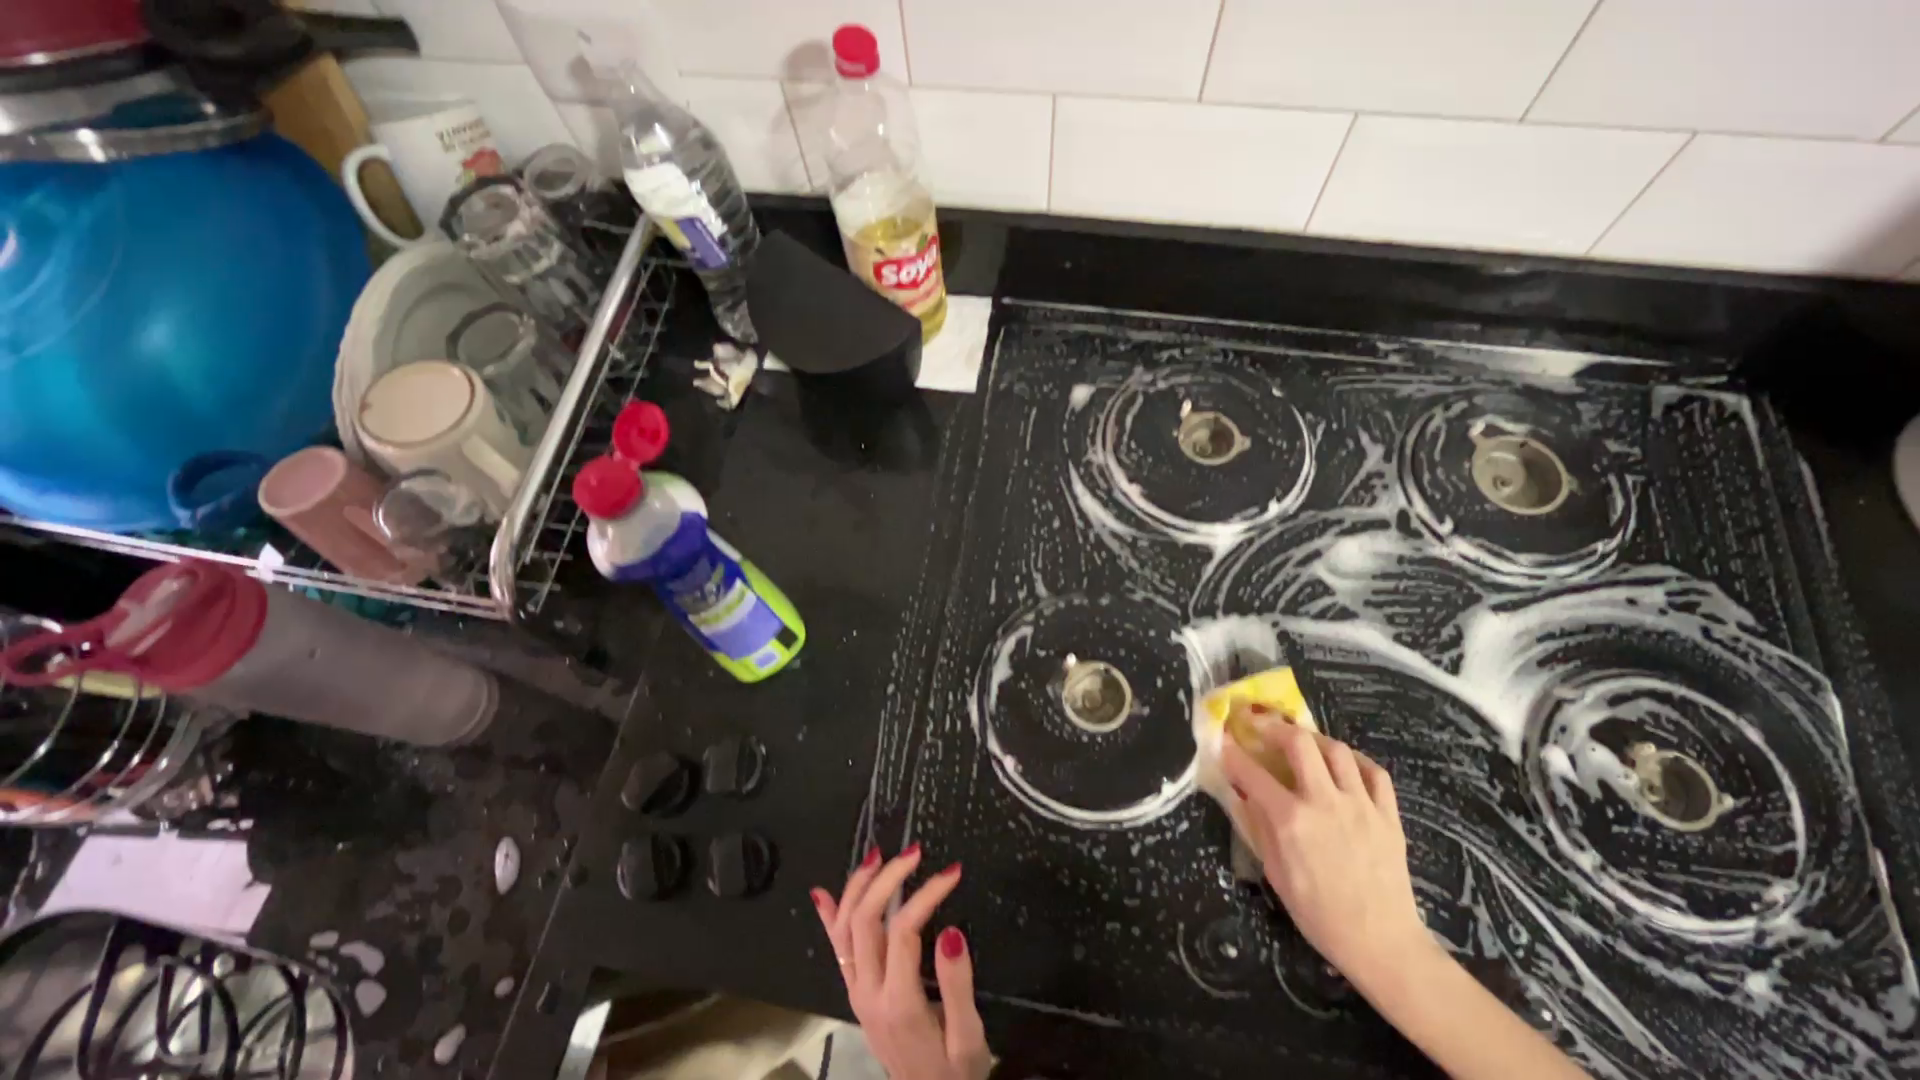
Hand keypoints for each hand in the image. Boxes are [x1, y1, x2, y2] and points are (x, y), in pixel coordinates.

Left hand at [811, 845, 991, 1079]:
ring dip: (859, 887)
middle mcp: (868, 993)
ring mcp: (856, 993)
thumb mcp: (968, 1036)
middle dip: (888, 879)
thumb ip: (958, 985)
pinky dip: (829, 917)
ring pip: (844, 929)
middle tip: (915, 852)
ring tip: (879, 856)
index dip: (926, 894)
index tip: (952, 872)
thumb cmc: (954, 1071)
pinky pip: (836, 949)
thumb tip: (950, 932)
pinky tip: (823, 892)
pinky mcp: (854, 994)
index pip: (903, 931)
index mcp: (899, 1002)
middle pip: (865, 920)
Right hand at [1221, 720, 1436, 989]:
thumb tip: (1245, 795)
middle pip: (1299, 743)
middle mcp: (1324, 802)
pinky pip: (1374, 772)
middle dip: (1275, 728)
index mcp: (1291, 821)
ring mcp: (1361, 805)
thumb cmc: (1318, 913)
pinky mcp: (1388, 815)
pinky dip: (1356, 761)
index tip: (1224, 742)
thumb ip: (1260, 828)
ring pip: (1337, 750)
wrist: (1379, 940)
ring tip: (1303, 743)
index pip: (1252, 773)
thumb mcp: (1275, 873)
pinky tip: (1345, 765)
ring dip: (1315, 740)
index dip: (1233, 754)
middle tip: (1263, 727)